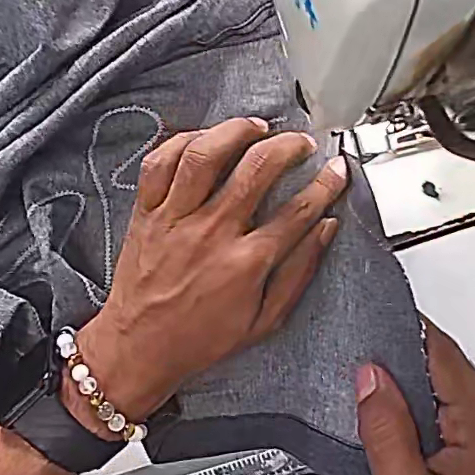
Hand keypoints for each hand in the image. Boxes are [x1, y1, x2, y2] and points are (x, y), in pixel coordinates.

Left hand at [75, 117, 348, 424]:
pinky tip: (204, 139)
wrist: (140, 347)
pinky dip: (182, 141)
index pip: (299, 209)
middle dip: (289, 146)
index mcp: (245, 263)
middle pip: (257, 168)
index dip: (326, 184)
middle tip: (301, 143)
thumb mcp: (264, 320)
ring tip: (257, 127)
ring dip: (236, 131)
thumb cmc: (200, 338)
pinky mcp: (147, 213)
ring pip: (206, 154)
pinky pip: (159, 163)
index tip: (335, 170)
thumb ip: (299, 272)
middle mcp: (211, 233)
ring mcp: (175, 219)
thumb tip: (326, 230)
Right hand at [356, 320, 474, 474]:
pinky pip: (465, 417)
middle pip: (447, 370)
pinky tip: (408, 442)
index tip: (369, 316)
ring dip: (416, 398)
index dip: (403, 328)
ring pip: (454, 394)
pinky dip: (434, 419)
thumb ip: (387, 434)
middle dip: (401, 368)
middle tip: (357, 377)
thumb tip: (370, 376)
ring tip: (377, 414)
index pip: (442, 352)